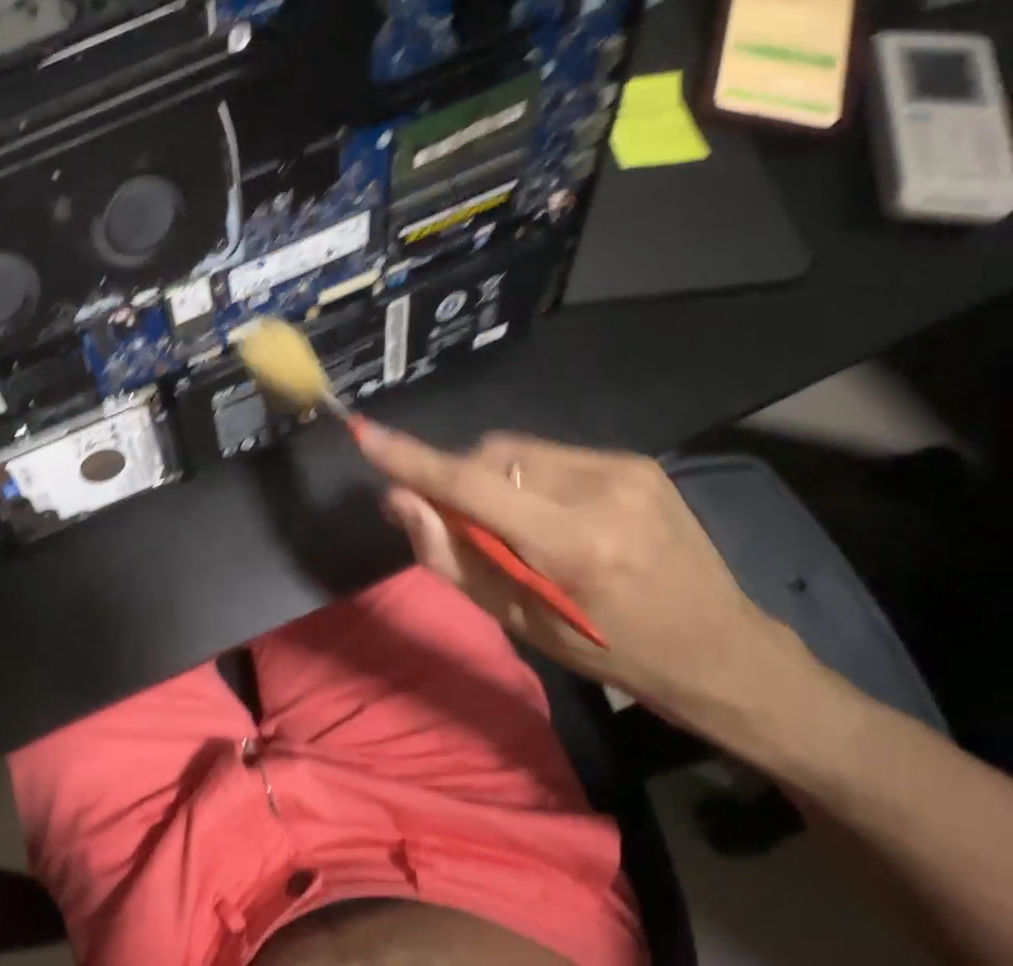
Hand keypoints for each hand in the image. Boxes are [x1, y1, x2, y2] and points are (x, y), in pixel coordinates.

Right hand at [359, 426, 808, 718]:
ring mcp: (624, 469)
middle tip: (465, 526)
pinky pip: (548, 455)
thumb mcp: (518, 619)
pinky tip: (550, 515)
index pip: (472, 486)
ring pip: (514, 452)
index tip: (366, 435)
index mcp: (571, 544)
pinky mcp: (636, 462)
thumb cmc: (607, 648)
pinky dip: (527, 478)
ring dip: (493, 480)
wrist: (719, 647)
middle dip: (460, 483)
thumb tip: (399, 500)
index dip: (413, 460)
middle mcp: (600, 491)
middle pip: (488, 458)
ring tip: (517, 525)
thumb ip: (451, 556)